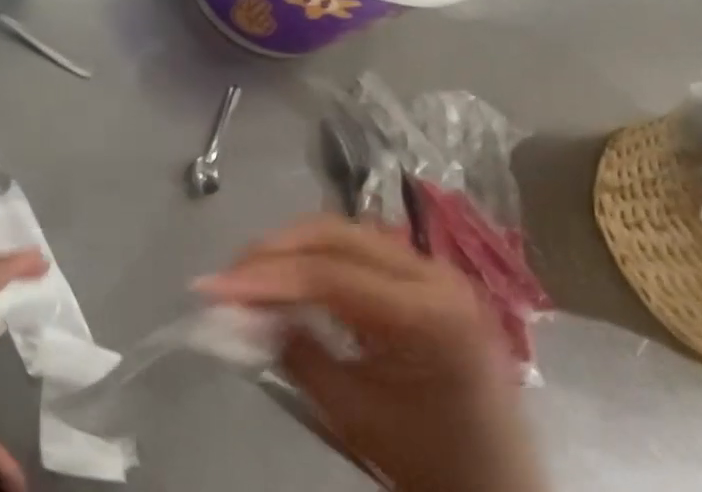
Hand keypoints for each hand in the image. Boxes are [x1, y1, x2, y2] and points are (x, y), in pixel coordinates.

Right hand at [197, 216, 545, 491]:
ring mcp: (430, 272)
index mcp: (430, 314)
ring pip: (338, 234)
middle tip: (225, 280)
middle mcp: (434, 277)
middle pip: (331, 236)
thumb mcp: (349, 409)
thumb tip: (237, 311)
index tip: (208, 289)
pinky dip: (309, 257)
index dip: (261, 278)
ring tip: (245, 278)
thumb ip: (291, 349)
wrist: (493, 483)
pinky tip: (282, 279)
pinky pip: (351, 250)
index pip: (328, 275)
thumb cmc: (426, 455)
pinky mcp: (418, 278)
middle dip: (269, 253)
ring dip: (286, 250)